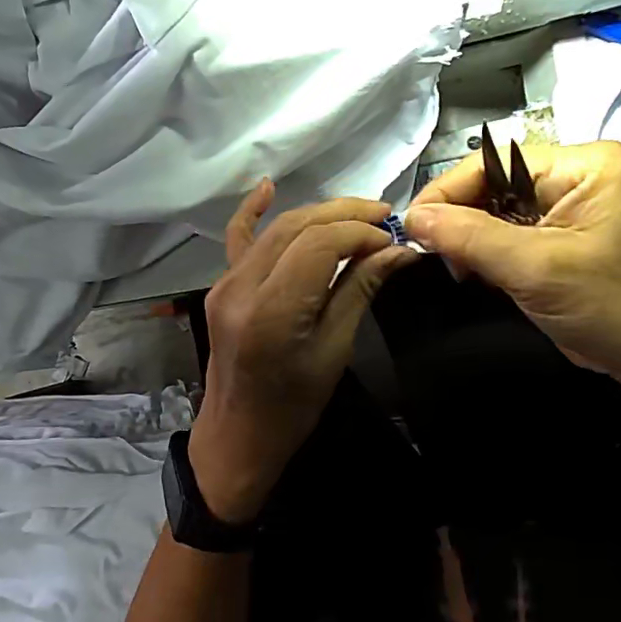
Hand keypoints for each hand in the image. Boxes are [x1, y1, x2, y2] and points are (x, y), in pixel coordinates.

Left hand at [188, 180, 420, 524]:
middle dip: (344, 215)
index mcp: (272, 309)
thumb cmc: (293, 406)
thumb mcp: (335, 351)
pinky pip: (237, 239)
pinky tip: (267, 186)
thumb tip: (399, 251)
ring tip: (358, 214)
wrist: (238, 434)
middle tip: (385, 216)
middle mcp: (242, 286)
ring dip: (318, 215)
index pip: (320, 243)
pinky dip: (253, 211)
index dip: (360, 233)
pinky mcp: (222, 286)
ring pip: (276, 229)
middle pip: (298, 227)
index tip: (392, 240)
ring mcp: (226, 283)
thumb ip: (360, 291)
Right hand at [402, 141, 620, 387]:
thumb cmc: (620, 308)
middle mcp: (577, 179)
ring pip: (498, 215)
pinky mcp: (564, 244)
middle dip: (461, 220)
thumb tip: (412, 218)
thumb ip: (470, 237)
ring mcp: (571, 213)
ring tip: (460, 270)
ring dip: (473, 242)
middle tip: (434, 255)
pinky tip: (479, 275)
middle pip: (494, 187)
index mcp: (584, 166)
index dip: (448, 192)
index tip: (411, 226)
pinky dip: (489, 257)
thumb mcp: (538, 268)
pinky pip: (511, 239)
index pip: (494, 162)